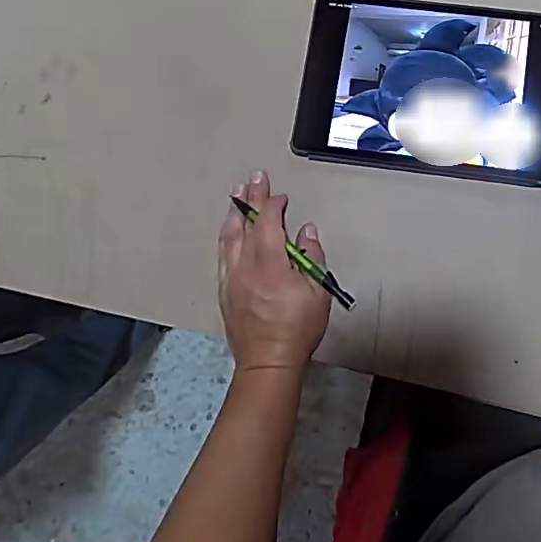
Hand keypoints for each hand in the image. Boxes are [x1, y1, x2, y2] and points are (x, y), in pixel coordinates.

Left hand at [217, 170, 330, 373]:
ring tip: (236, 196)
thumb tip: (306, 233)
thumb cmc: (296, 330)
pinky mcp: (225, 291)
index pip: (268, 223)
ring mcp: (232, 278)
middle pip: (245, 224)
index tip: (281, 197)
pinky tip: (229, 232)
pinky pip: (223, 255)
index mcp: (270, 264)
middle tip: (253, 178)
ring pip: (228, 237)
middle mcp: (246, 266)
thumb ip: (312, 257)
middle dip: (250, 198)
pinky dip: (227, 236)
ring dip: (233, 213)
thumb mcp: (317, 292)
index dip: (274, 205)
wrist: (268, 363)